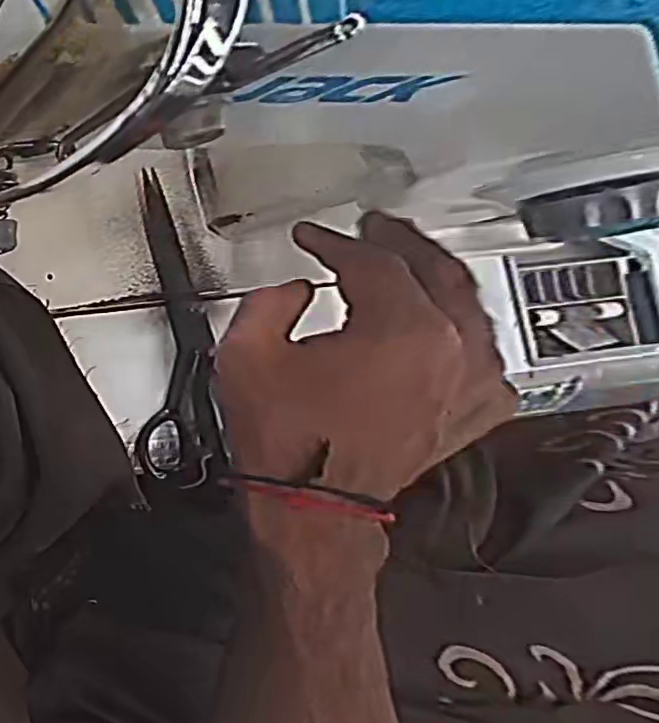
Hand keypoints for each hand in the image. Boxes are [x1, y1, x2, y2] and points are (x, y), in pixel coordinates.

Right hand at [217, 213, 514, 504]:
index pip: (373, 263)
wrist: (312, 494)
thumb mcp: (243, 355)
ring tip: (405, 264)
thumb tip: (294, 290)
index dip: (335, 243)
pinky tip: (432, 321)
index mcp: (401, 331)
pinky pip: (479, 347)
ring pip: (466, 306)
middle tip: (373, 229)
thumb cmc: (285, 434)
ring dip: (431, 278)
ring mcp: (474, 379)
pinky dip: (452, 323)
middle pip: (436, 272)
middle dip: (398, 243)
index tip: (313, 238)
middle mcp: (454, 349)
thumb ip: (268, 303)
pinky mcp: (477, 405)